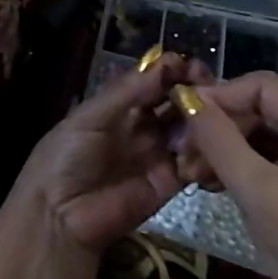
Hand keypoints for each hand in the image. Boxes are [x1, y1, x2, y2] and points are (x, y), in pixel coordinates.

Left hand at [11, 53, 211, 255]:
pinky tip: (211, 143)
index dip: (169, 72)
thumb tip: (164, 63)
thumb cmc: (66, 157)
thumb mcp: (89, 118)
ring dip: (202, 120)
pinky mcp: (169, 182)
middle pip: (172, 103)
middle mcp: (136, 128)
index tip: (191, 64)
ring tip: (217, 113)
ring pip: (187, 130)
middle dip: (192, 92)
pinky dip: (204, 151)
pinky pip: (193, 162)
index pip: (148, 83)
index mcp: (113, 109)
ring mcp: (154, 154)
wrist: (60, 215)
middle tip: (212, 87)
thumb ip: (126, 93)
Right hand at [177, 71, 277, 278]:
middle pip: (272, 111)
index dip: (219, 97)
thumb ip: (217, 138)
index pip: (268, 89)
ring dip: (233, 149)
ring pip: (277, 135)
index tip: (181, 116)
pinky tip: (221, 182)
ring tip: (195, 174)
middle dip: (223, 129)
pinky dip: (255, 166)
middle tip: (183, 156)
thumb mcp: (254, 190)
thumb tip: (185, 97)